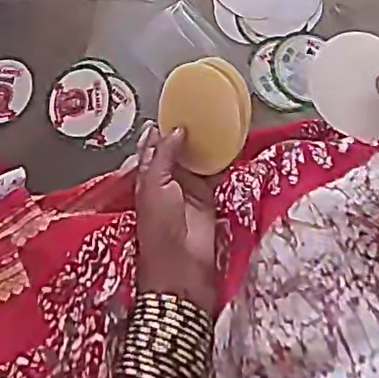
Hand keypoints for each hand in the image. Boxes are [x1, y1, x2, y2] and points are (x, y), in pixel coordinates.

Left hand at [133, 124, 219, 314]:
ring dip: (204, 145)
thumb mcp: (154, 186)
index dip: (161, 130)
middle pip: (177, 151)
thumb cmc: (160, 227)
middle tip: (199, 110)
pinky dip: (222, 160)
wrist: (183, 270)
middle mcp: (168, 181)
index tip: (173, 107)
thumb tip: (176, 129)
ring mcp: (189, 190)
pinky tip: (230, 143)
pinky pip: (216, 173)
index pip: (153, 148)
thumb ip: (163, 155)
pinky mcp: (209, 198)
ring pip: (196, 160)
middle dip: (186, 133)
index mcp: (148, 178)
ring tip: (215, 120)